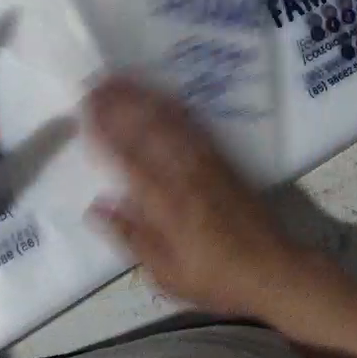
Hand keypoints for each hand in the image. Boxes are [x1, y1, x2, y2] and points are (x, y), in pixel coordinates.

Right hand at [85, 77, 312, 320]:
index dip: (104, 132)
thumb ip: (131, 236)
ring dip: (143, 97)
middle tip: (95, 84)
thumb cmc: (214, 278)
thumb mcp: (165, 272)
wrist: (272, 269)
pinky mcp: (223, 159)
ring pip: (169, 121)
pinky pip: (194, 125)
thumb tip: (96, 206)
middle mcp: (184, 174)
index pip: (127, 158)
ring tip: (120, 79)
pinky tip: (161, 95)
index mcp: (165, 203)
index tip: (84, 113)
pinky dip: (173, 106)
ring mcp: (206, 163)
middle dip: (119, 104)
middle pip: (147, 129)